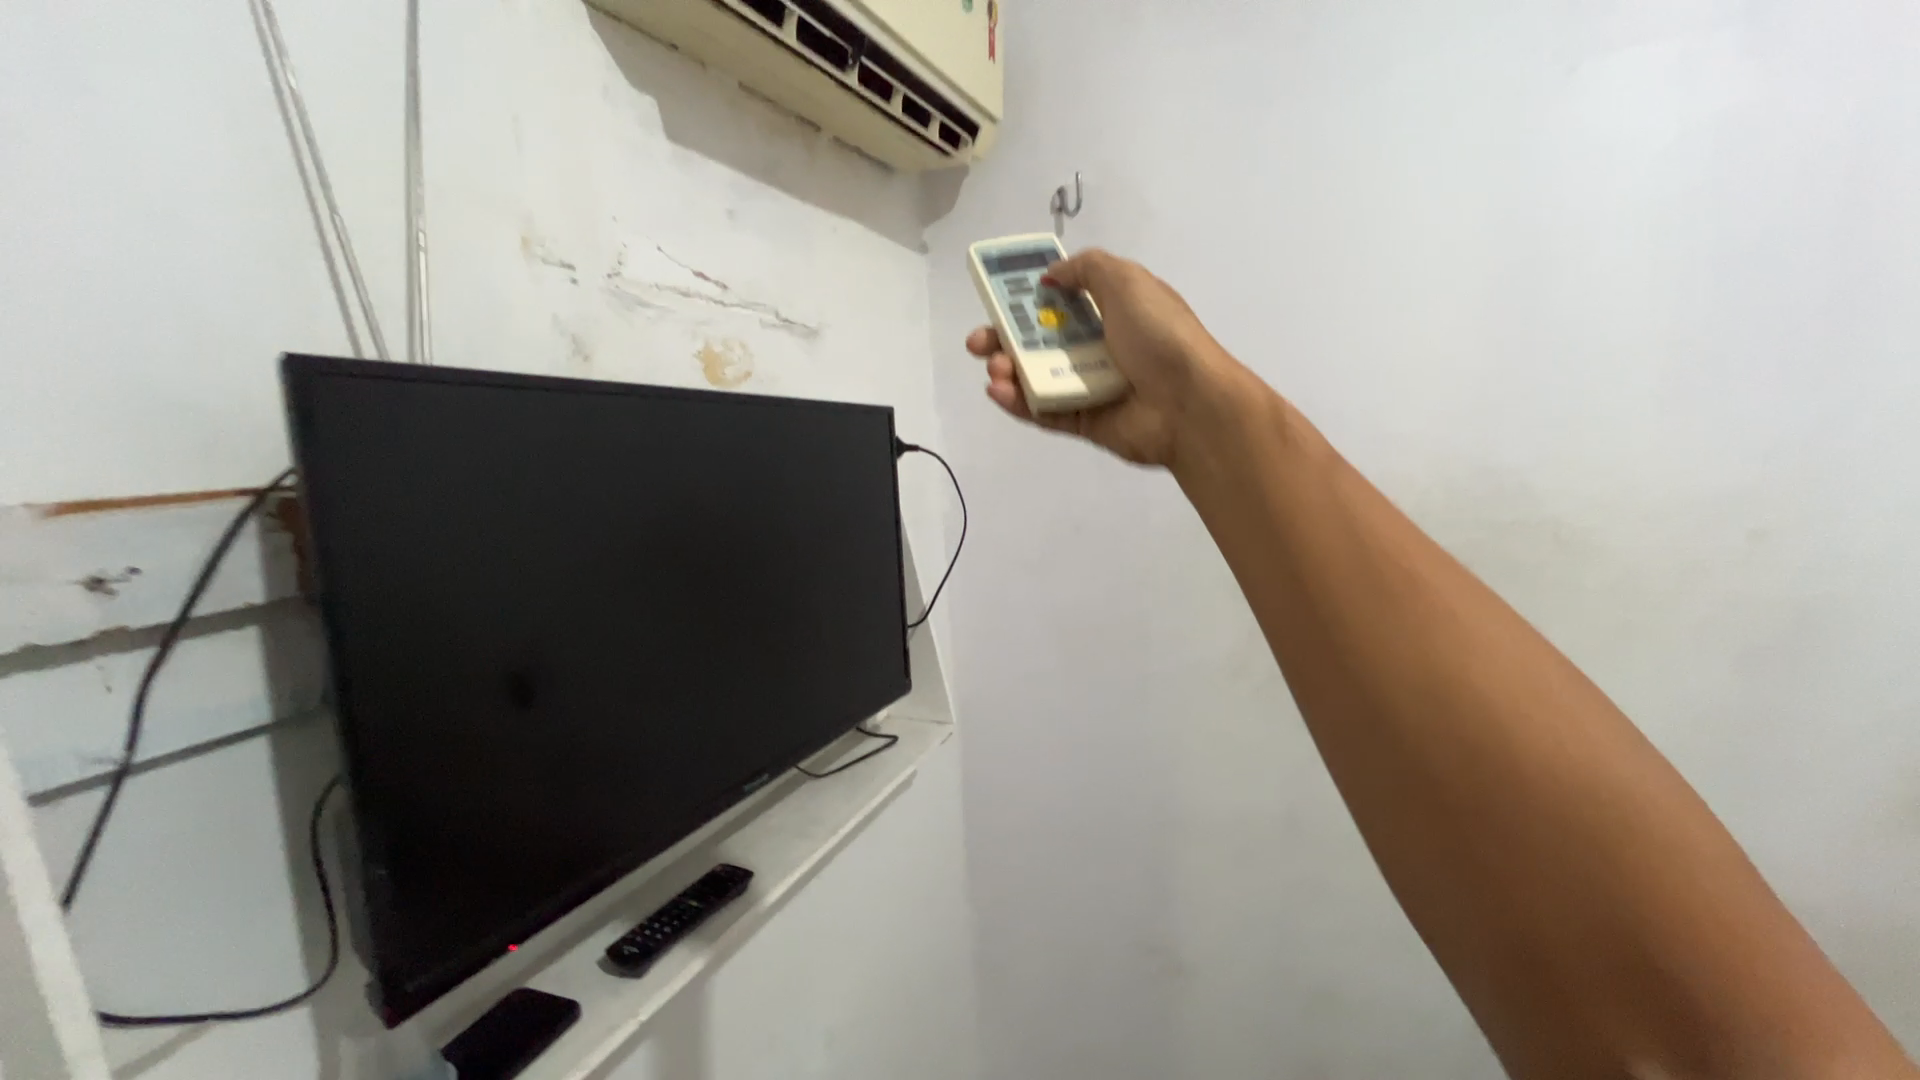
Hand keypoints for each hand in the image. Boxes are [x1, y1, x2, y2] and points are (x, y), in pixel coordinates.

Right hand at [970, 249, 1241, 467]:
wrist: (1188, 402)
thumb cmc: (1159, 336)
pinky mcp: (1084, 422)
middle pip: (1039, 341)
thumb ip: (1086, 269)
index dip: (1027, 299)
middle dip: (1003, 339)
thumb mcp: (1126, 280)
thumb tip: (1052, 275)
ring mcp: (1090, 386)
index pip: (1061, 301)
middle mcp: (1099, 346)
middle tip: (978, 343)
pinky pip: (1044, 411)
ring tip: (995, 370)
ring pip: (1037, 377)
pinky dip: (1018, 402)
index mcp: (1112, 310)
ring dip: (1007, 370)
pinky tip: (998, 391)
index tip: (998, 298)